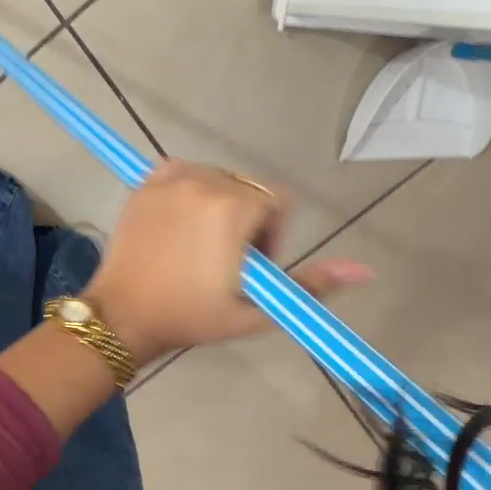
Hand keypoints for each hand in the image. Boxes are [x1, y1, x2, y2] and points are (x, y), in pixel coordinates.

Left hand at [82, 160, 372, 364]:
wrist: (124, 315)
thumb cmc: (190, 316)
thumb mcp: (255, 310)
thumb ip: (310, 286)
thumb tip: (367, 271)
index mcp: (233, 207)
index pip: (277, 202)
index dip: (271, 234)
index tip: (250, 266)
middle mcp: (204, 182)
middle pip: (247, 188)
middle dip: (246, 221)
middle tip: (225, 262)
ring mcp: (169, 180)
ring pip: (216, 178)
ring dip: (217, 205)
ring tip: (200, 246)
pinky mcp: (144, 185)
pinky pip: (181, 172)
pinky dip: (187, 191)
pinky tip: (178, 224)